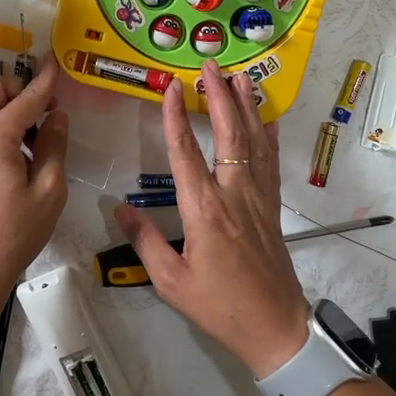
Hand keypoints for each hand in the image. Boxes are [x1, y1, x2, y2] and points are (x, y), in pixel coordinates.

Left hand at [0, 57, 68, 294]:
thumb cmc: (17, 231)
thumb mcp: (49, 189)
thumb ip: (54, 145)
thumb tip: (56, 116)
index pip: (25, 98)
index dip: (44, 81)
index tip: (55, 62)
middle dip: (18, 91)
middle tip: (45, 113)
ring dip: (7, 109)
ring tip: (34, 139)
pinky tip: (15, 154)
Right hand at [114, 60, 311, 376]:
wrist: (276, 329)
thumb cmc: (219, 306)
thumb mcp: (171, 281)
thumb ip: (145, 242)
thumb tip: (120, 209)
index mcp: (204, 210)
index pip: (186, 153)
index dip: (176, 117)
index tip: (170, 87)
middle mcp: (234, 195)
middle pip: (229, 135)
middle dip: (219, 96)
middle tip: (210, 66)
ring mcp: (258, 199)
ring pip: (255, 142)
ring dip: (247, 106)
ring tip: (239, 77)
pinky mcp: (272, 207)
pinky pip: (270, 162)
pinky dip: (268, 135)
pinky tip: (266, 118)